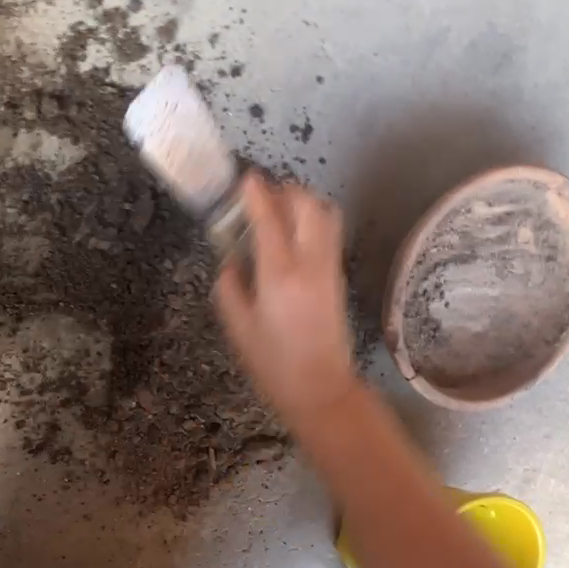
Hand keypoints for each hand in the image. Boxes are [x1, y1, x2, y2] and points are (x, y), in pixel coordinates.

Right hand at [213, 172, 358, 419]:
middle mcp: (309, 262)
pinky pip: (328, 231)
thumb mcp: (238, 329)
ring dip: (302, 201)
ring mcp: (329, 266)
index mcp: (279, 274)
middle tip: (261, 195)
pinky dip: (311, 219)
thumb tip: (231, 261)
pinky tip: (292, 235)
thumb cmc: (273, 364)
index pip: (269, 218)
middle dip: (283, 190)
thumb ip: (230, 288)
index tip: (245, 179)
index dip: (255, 193)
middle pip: (305, 204)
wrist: (320, 388)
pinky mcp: (338, 275)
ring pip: (323, 213)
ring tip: (279, 210)